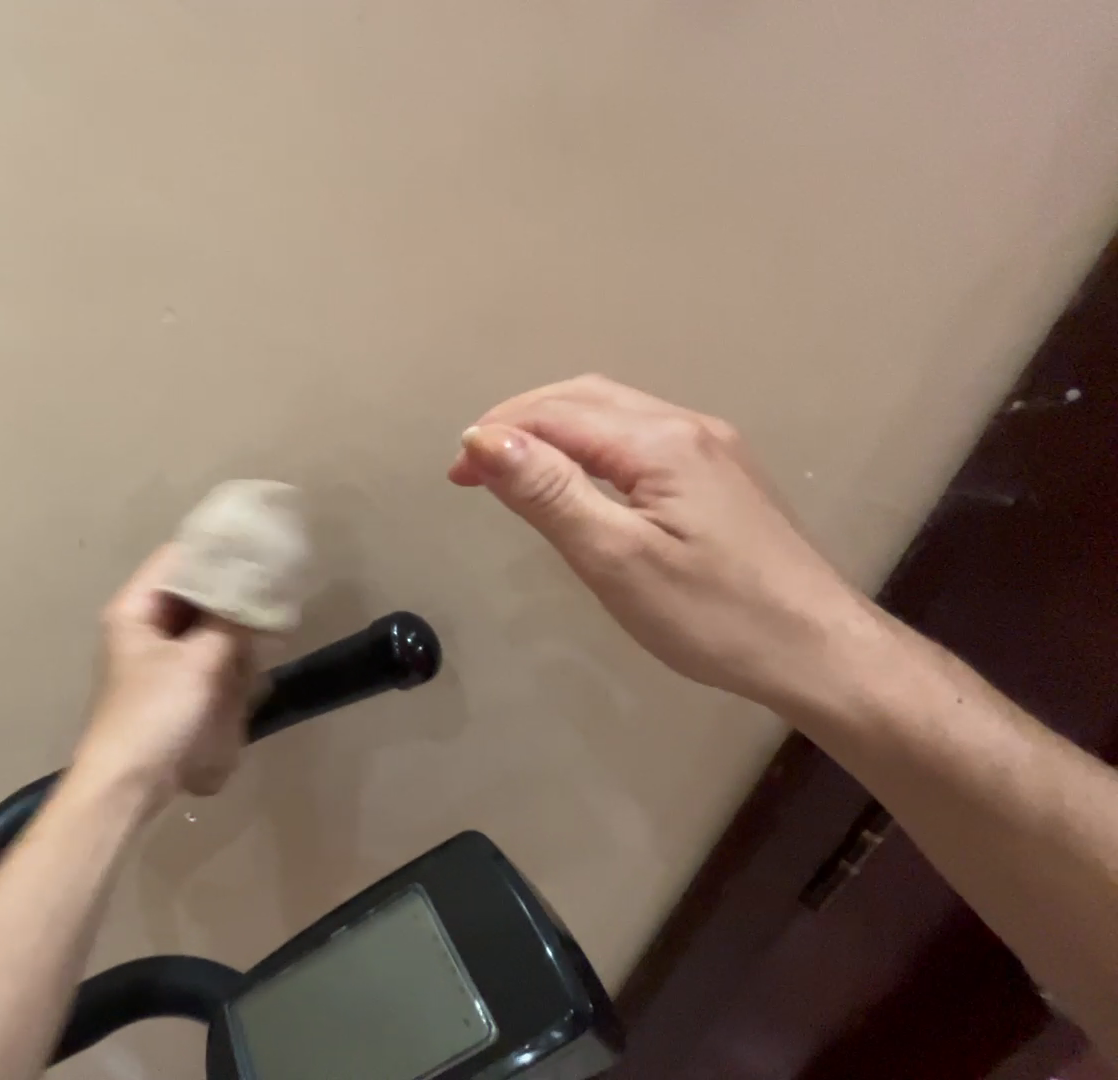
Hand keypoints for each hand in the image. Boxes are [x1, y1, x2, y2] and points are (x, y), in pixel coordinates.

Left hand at [73, 545, 255, 803]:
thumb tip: (258, 590)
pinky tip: (248, 671)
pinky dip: (223, 662)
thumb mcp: (198, 664)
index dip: (215, 553)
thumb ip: (229, 624)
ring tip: (264, 637)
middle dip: (229, 602)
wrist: (126, 785)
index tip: (257, 552)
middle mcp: (140, 626)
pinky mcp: (167, 687)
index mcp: (134, 609)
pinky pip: (201, 659)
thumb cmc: (154, 715)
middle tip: (270, 601)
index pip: (176, 559)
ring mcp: (153, 658)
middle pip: (191, 595)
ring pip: (201, 629)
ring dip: (229, 636)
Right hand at [449, 375, 876, 711]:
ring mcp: (709, 448)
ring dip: (548, 428)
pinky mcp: (717, 473)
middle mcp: (686, 427)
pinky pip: (632, 435)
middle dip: (516, 421)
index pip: (554, 414)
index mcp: (659, 442)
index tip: (454, 478)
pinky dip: (581, 443)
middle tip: (473, 469)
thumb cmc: (710, 614)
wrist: (819, 654)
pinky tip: (570, 476)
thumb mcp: (614, 557)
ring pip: (608, 411)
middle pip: (581, 397)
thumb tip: (482, 439)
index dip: (494, 435)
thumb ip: (547, 492)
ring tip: (508, 469)